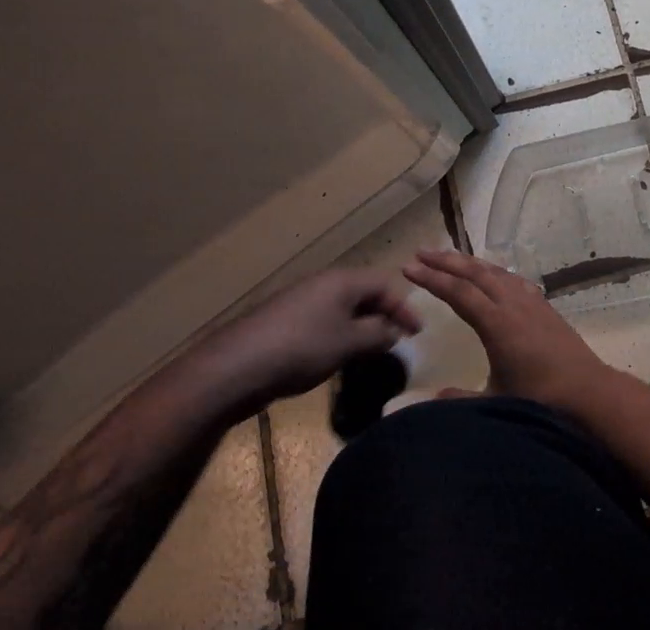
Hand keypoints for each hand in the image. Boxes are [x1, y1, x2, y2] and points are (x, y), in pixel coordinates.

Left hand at [198, 266, 421, 405]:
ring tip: (368, 354)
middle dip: (383, 316)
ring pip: (342, 309)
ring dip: (360, 328)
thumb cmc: (301, 348)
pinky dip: (337, 336)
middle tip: (395, 342)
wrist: (234, 368)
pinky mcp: (282, 323)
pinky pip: (322, 323)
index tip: (416, 334)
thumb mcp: (350, 343)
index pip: (386, 284)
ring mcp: (298, 302)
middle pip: (363, 293)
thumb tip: (392, 331)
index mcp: (342, 281)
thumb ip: (378, 334)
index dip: (404, 307)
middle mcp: (321, 284)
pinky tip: (334, 359)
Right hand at [403, 250, 616, 411]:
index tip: (408, 267)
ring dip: (470, 263)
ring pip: (496, 272)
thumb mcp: (494, 402)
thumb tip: (428, 399)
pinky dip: (496, 271)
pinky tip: (493, 274)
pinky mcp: (545, 307)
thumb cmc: (540, 398)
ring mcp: (532, 303)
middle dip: (446, 261)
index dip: (432, 279)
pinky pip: (514, 280)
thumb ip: (458, 399)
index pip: (458, 293)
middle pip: (475, 274)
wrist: (587, 390)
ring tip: (450, 257)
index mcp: (497, 324)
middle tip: (420, 252)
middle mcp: (513, 305)